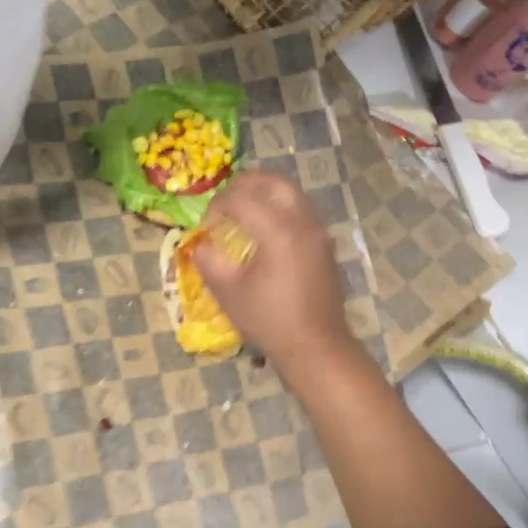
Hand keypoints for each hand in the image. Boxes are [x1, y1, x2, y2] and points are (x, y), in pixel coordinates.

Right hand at [195, 171, 359, 375]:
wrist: (315, 345)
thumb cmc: (268, 320)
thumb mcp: (228, 292)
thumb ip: (209, 260)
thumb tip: (201, 244)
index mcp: (278, 230)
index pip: (243, 198)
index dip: (219, 204)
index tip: (206, 223)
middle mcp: (303, 222)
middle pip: (275, 182)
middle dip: (246, 184)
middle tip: (226, 200)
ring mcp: (319, 232)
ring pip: (291, 195)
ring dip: (265, 195)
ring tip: (243, 213)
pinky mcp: (325, 246)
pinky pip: (301, 213)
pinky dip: (279, 211)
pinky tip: (265, 234)